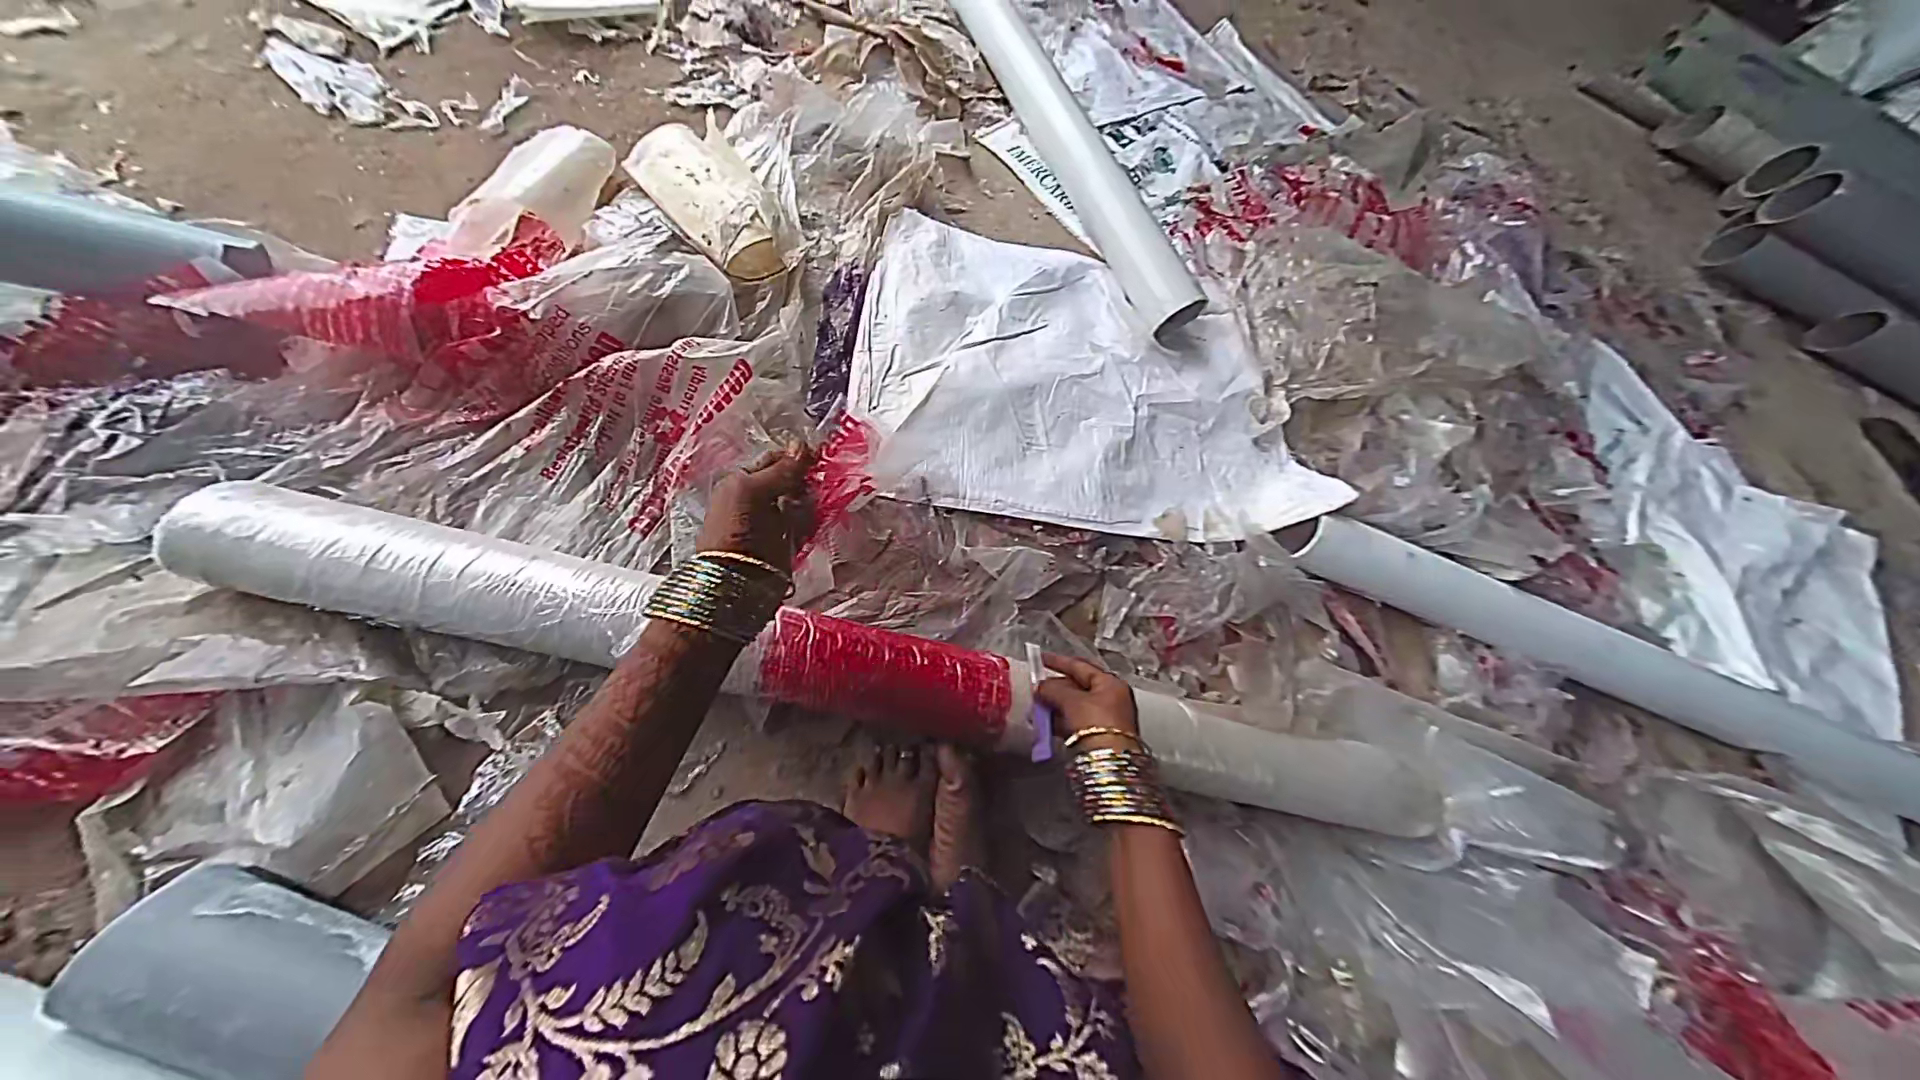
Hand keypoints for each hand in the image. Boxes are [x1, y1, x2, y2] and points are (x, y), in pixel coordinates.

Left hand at [696, 442, 814, 571]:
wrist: (737, 575)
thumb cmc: (735, 528)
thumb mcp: (752, 490)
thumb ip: (780, 470)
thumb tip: (804, 446)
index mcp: (743, 482)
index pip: (775, 461)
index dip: (793, 458)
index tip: (815, 458)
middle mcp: (759, 499)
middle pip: (793, 481)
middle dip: (804, 482)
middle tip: (812, 486)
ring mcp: (775, 521)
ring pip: (804, 502)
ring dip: (810, 504)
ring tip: (808, 509)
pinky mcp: (789, 541)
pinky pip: (807, 525)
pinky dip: (811, 524)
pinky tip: (809, 526)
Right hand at [1035, 653, 1139, 749]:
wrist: (1109, 762)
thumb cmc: (1095, 723)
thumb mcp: (1070, 700)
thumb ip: (1052, 689)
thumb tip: (1039, 687)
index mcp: (1110, 683)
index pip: (1080, 667)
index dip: (1059, 662)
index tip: (1041, 659)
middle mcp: (1112, 698)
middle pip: (1078, 687)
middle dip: (1055, 689)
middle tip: (1036, 689)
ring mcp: (1107, 719)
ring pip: (1075, 707)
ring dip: (1056, 707)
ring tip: (1038, 709)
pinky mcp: (1100, 737)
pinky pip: (1076, 723)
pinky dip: (1061, 722)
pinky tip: (1047, 725)